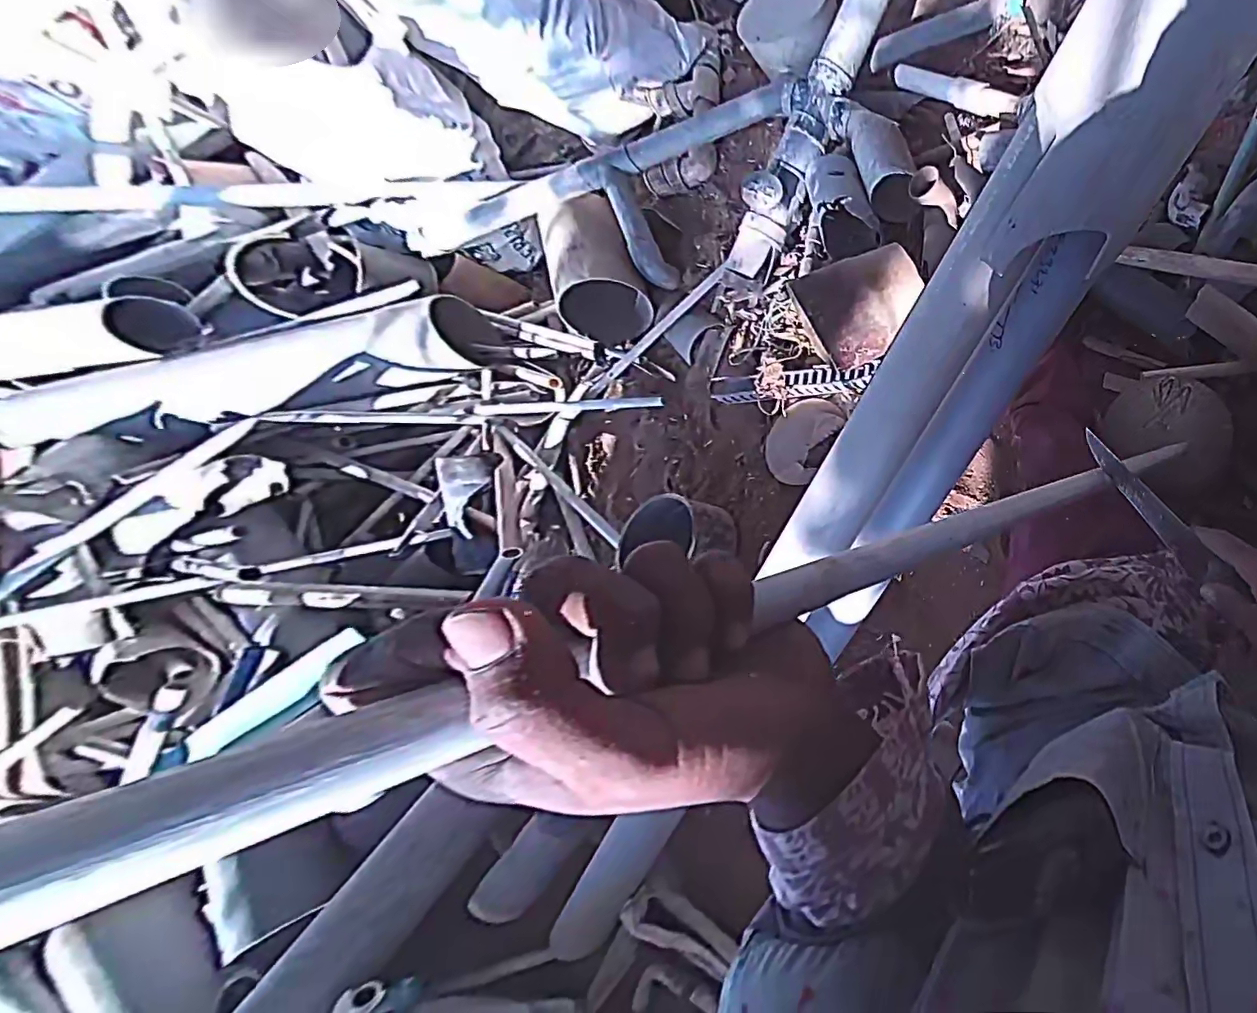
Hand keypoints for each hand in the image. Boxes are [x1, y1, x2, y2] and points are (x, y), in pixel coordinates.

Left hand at [325, 545, 875, 822]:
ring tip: (697, 663)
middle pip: (545, 582)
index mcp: (512, 722)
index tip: (499, 635)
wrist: (793, 727)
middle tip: (647, 673)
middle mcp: (559, 657)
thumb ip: (533, 708)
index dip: (435, 639)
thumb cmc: (709, 759)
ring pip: (629, 560)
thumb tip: (469, 626)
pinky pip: (691, 555)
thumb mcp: (615, 760)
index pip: (405, 669)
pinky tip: (725, 637)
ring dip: (682, 614)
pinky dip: (721, 596)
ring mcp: (623, 614)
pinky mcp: (679, 585)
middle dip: (616, 621)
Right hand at [1193, 528, 1256, 734]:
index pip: (1225, 542)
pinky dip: (1253, 594)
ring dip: (1236, 582)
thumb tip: (1207, 585)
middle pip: (1240, 557)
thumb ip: (1228, 604)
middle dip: (1217, 563)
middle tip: (1194, 571)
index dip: (1203, 536)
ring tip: (1218, 599)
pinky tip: (1248, 614)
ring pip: (1255, 574)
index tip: (1184, 530)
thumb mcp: (1255, 628)